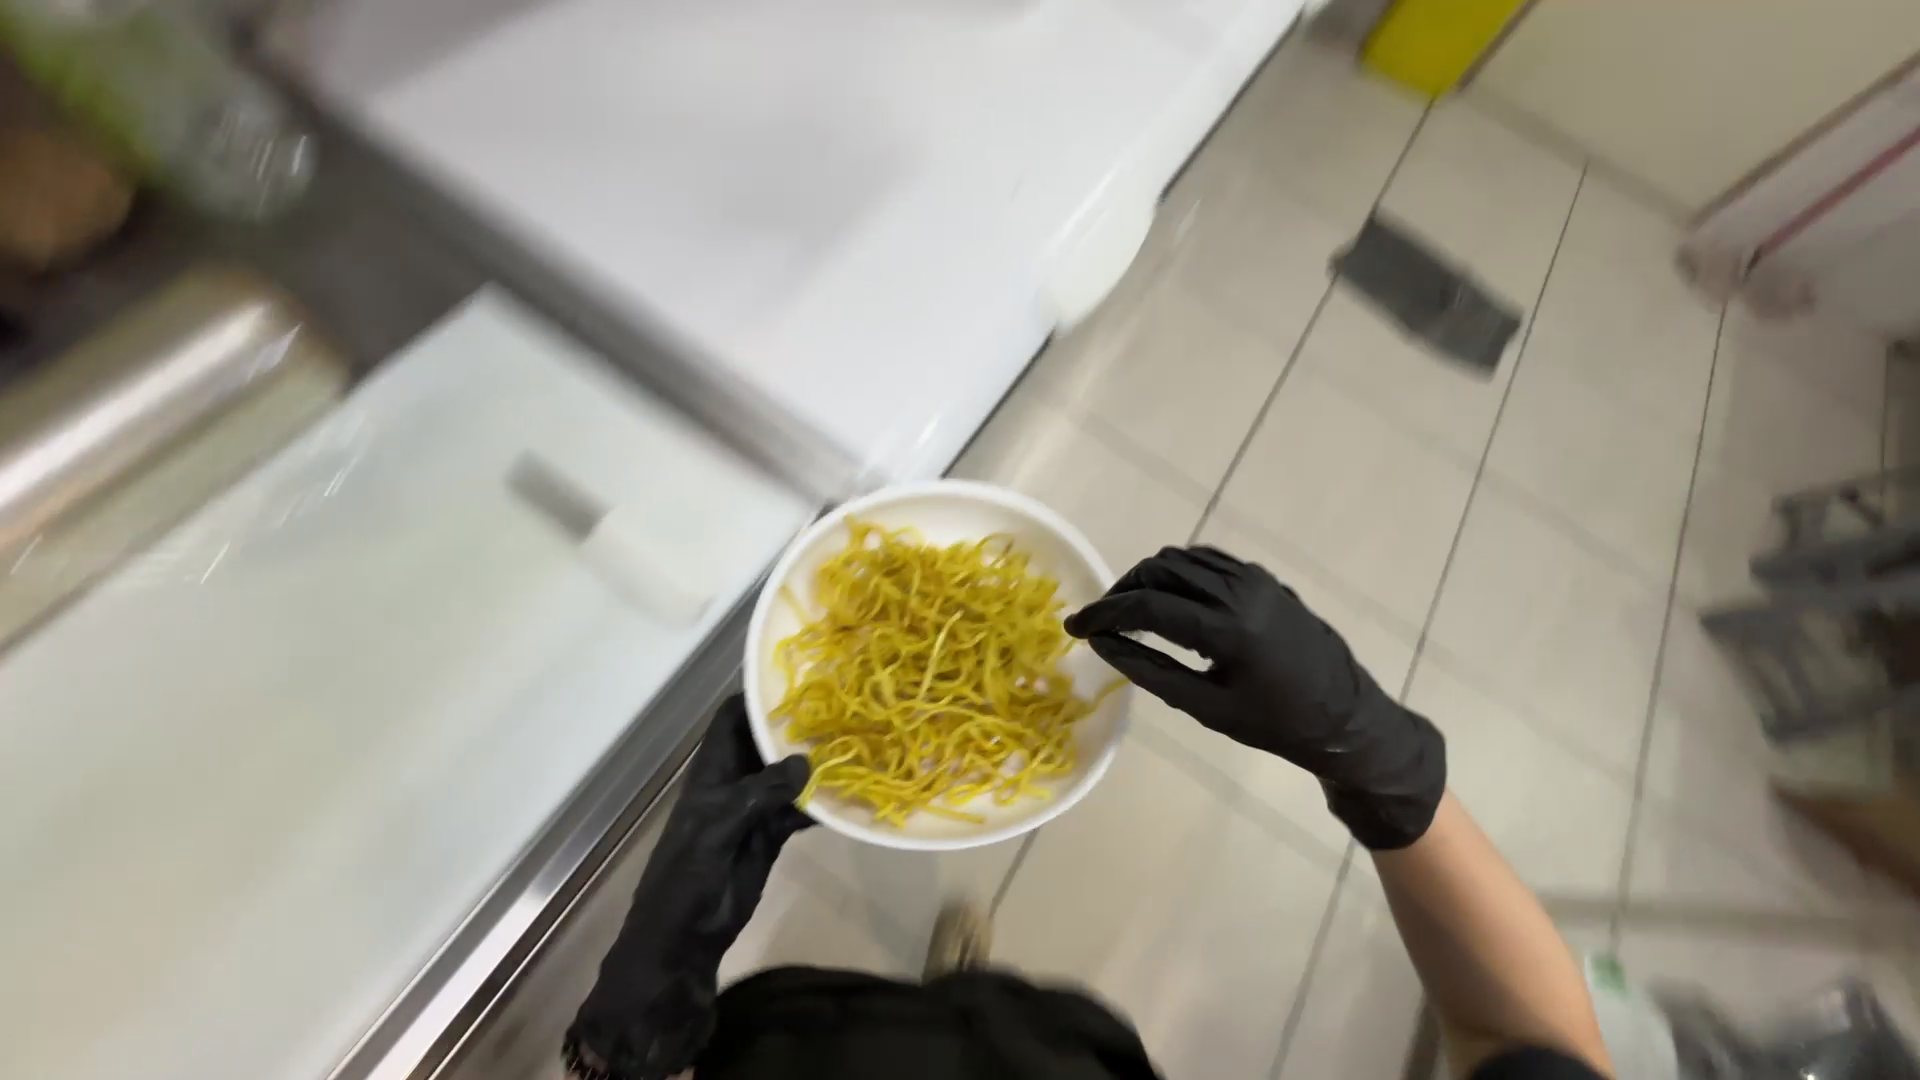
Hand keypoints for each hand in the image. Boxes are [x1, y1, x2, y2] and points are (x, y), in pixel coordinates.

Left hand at [566, 695, 811, 1079]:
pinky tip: (848, 795)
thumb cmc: (687, 874)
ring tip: (855, 745)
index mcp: (713, 770)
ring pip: (789, 775)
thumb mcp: (719, 825)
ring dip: (816, 765)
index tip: (797, 680)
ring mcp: (755, 808)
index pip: (732, 718)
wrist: (683, 937)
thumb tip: (806, 762)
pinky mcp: (771, 834)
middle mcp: (736, 781)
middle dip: (798, 728)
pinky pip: (800, 809)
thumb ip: (760, 792)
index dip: (757, 697)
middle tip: (843, 709)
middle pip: (767, 742)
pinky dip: (821, 802)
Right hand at [1064, 546, 1444, 849]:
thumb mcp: (1205, 707)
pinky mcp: (1264, 578)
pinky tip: (1171, 597)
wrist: (1347, 719)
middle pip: (1160, 570)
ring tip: (1133, 610)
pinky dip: (1179, 571)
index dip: (1104, 614)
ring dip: (1148, 578)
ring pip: (1181, 558)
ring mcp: (1255, 579)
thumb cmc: (1275, 725)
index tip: (1074, 626)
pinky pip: (1208, 560)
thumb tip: (1102, 643)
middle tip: (1104, 621)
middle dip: (1122, 591)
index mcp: (1227, 630)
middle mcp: (1239, 591)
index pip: (1147, 606)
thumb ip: (1149, 670)